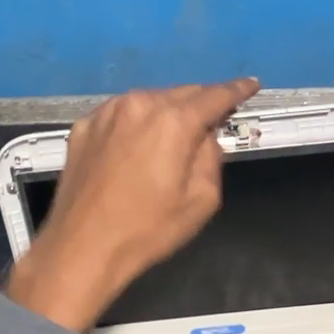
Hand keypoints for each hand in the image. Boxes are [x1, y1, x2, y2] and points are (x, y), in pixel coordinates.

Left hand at [6, 78, 261, 333]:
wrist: (82, 248)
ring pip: (148, 101)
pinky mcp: (82, 127)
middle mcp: (139, 105)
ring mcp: (106, 113)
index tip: (250, 85)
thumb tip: (204, 137)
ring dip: (166, 112)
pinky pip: (120, 115)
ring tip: (173, 136)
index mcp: (173, 121)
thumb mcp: (201, 200)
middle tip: (213, 118)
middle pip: (181, 94)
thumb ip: (211, 157)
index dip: (236, 90)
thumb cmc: (148, 229)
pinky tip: (136, 146)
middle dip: (201, 103)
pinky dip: (135, 123)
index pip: (214, 96)